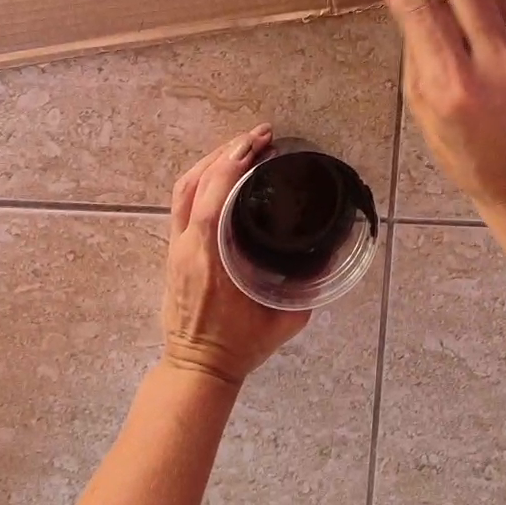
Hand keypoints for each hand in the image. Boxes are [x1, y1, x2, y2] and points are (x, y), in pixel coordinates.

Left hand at [161, 125, 311, 384]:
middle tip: (260, 136)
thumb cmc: (240, 346)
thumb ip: (308, 286)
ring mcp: (177, 246)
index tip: (261, 143)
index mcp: (209, 256)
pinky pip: (182, 202)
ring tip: (242, 145)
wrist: (197, 368)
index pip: (214, 194)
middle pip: (196, 181)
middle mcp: (187, 244)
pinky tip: (222, 169)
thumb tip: (331, 253)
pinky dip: (201, 177)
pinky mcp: (174, 249)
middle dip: (227, 151)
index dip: (234, 161)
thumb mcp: (284, 319)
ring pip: (185, 187)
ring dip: (212, 160)